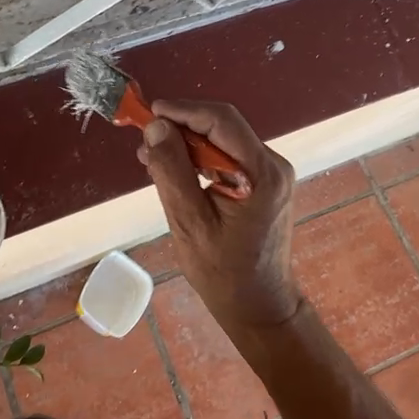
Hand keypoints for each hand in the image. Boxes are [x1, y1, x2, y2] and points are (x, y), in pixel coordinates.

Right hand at [138, 100, 302, 340]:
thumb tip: (156, 127)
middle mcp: (273, 165)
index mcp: (262, 173)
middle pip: (223, 126)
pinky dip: (200, 158)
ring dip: (187, 143)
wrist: (260, 307)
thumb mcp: (189, 223)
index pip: (221, 121)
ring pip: (223, 139)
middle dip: (182, 127)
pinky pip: (228, 156)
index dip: (183, 110)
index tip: (149, 113)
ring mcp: (272, 173)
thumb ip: (172, 172)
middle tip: (145, 140)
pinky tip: (176, 171)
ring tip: (153, 158)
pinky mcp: (265, 182)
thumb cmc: (223, 274)